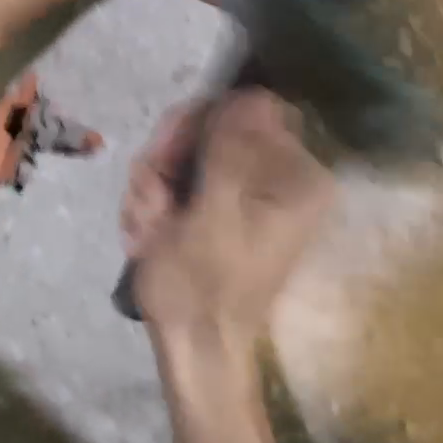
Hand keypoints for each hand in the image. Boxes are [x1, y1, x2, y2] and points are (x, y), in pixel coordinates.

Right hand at [119, 90, 334, 347]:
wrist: (194, 346)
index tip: (164, 159)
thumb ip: (231, 153)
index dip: (197, 125)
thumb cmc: (202, 286)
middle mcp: (278, 177)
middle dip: (165, 163)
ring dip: (152, 188)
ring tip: (148, 229)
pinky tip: (150, 234)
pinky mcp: (221, 207)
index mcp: (295, 177)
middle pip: (208, 129)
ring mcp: (247, 192)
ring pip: (183, 154)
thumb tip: (249, 95)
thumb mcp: (213, 216)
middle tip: (151, 205)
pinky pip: (177, 180)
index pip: (243, 109)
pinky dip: (155, 203)